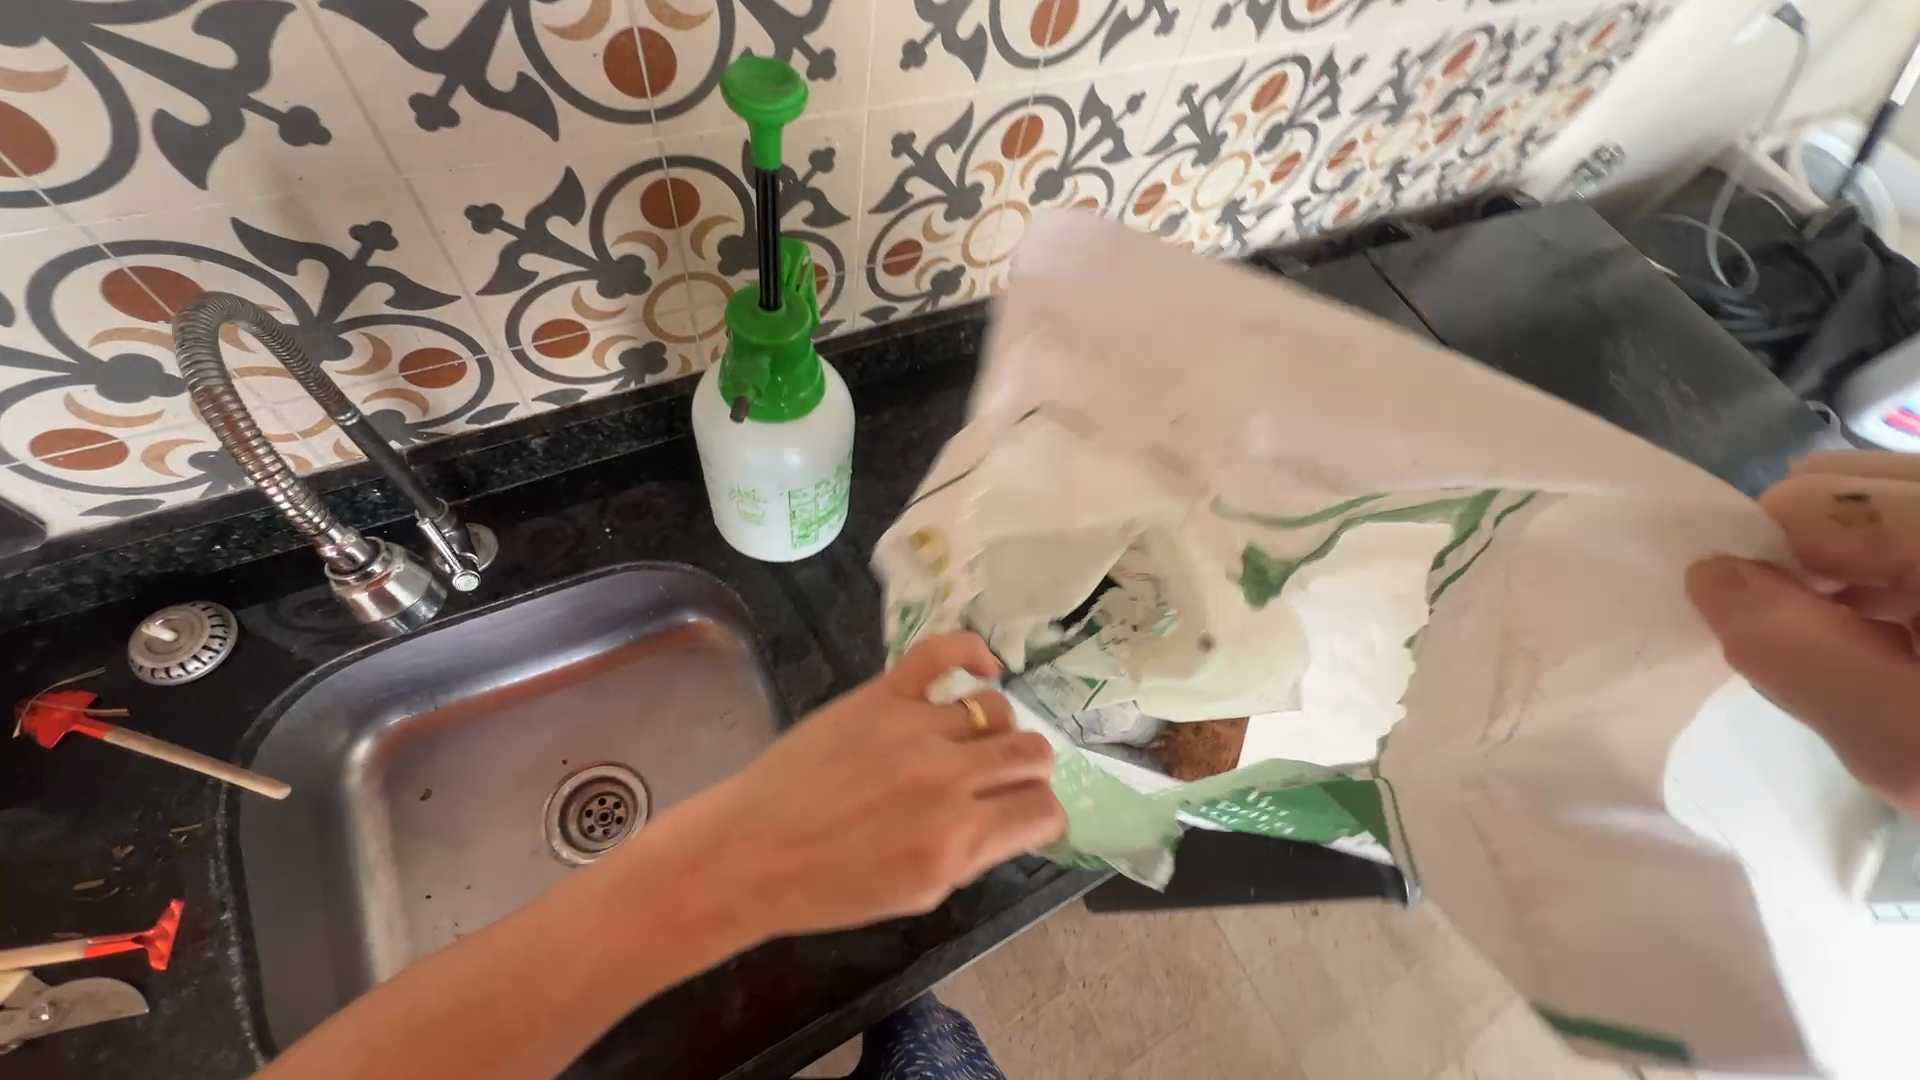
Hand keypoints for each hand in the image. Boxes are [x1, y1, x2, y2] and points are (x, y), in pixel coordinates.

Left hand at [624, 633, 1065, 941]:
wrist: (749, 852)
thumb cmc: (828, 889)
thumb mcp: (917, 895)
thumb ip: (974, 853)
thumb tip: (1007, 817)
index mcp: (957, 839)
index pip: (1042, 810)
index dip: (1044, 814)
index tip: (1028, 815)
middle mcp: (948, 778)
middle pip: (1032, 752)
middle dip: (1029, 771)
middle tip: (1002, 781)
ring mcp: (916, 727)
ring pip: (997, 709)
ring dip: (996, 730)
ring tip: (970, 743)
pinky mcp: (883, 694)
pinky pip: (942, 651)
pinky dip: (972, 652)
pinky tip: (983, 666)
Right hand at [1688, 451, 1919, 812]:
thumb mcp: (1909, 748)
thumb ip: (1791, 652)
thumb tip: (1711, 574)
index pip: (1802, 503)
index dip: (1767, 570)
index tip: (1789, 640)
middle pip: (1845, 479)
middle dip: (1811, 554)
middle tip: (1848, 638)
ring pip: (1885, 495)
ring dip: (1860, 561)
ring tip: (1900, 638)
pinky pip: (1915, 517)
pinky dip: (1903, 565)